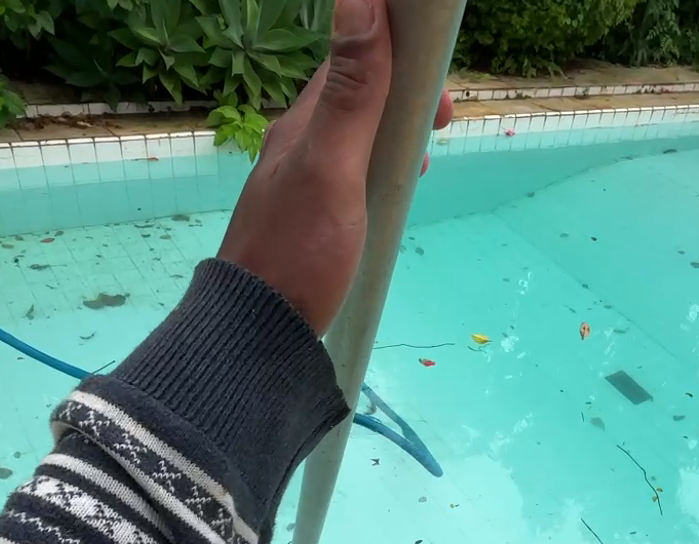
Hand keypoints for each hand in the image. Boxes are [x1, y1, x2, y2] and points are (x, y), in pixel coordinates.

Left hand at [217, 0, 453, 335]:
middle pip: (355, 99)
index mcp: (303, 125)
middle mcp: (298, 146)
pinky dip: (377, 174)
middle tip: (437, 130)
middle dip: (401, 99)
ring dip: (391, 138)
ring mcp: (300, 185)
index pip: (352, 62)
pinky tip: (387, 196)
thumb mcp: (331, 170)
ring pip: (354, 140)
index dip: (399, 58)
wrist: (259, 329)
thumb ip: (351, 95)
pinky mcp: (307, 220)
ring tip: (420, 164)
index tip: (438, 96)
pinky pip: (349, 177)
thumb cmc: (299, 252)